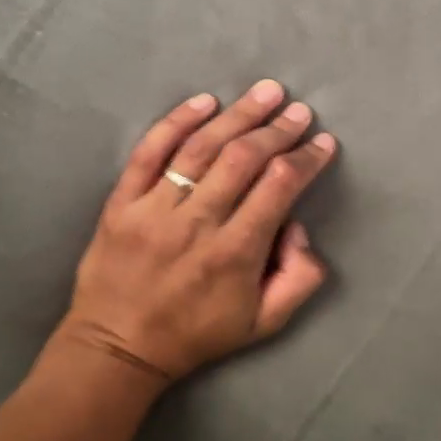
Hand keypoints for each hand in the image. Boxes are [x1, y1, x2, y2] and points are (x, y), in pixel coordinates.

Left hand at [54, 80, 338, 385]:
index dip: (306, 159)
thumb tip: (298, 228)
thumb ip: (299, 278)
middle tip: (300, 111)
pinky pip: (149, 153)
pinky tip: (205, 102)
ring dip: (239, 115)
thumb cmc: (198, 334)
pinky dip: (176, 123)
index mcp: (235, 252)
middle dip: (278, 130)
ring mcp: (154, 210)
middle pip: (244, 158)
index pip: (279, 187)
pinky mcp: (121, 203)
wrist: (117, 348)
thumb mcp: (265, 323)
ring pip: (201, 148)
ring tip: (267, 92)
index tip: (323, 142)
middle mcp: (196, 223)